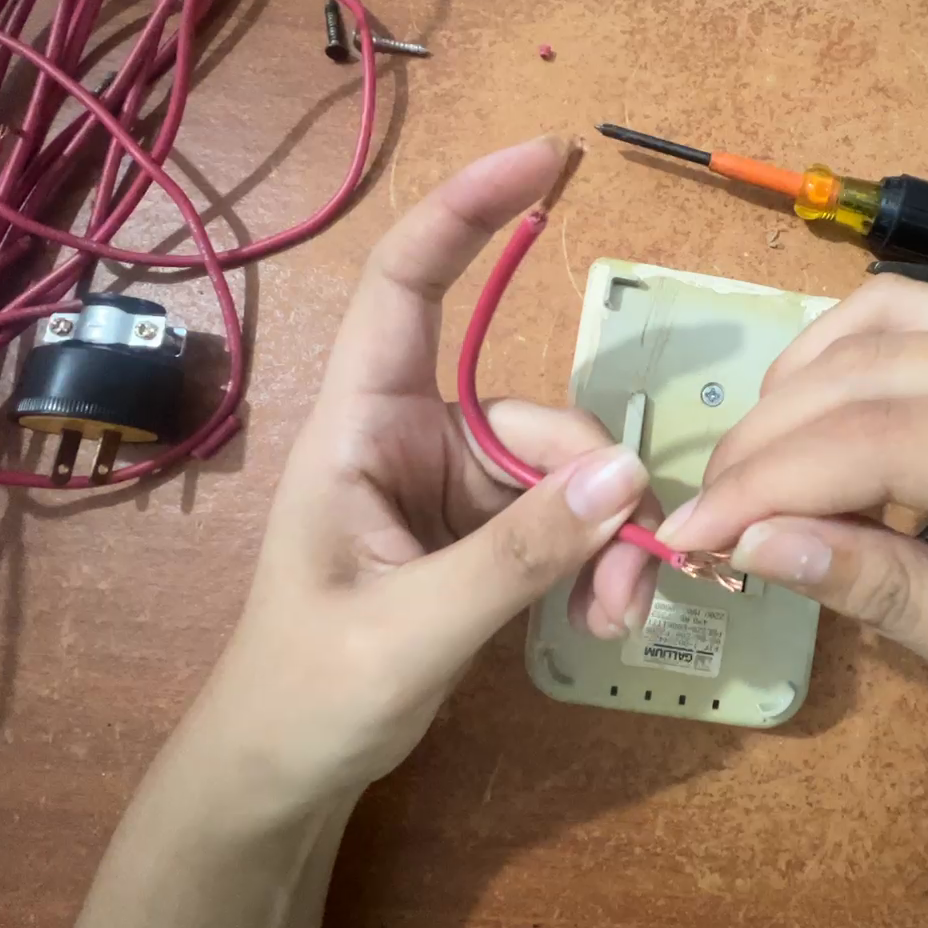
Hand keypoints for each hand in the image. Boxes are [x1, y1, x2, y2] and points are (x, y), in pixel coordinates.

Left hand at [177, 135, 656, 811]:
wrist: (294, 768)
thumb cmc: (309, 692)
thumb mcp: (410, 628)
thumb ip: (516, 554)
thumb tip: (625, 473)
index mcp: (361, 427)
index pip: (404, 286)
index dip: (467, 211)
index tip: (546, 159)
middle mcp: (419, 437)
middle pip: (539, 418)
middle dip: (597, 489)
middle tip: (633, 580)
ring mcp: (462, 485)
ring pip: (569, 475)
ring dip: (609, 542)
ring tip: (617, 616)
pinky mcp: (493, 528)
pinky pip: (570, 519)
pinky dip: (599, 561)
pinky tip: (604, 616)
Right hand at [657, 275, 927, 780]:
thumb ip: (887, 592)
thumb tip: (753, 542)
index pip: (882, 437)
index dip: (767, 482)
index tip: (690, 534)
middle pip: (873, 369)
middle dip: (768, 440)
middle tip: (711, 510)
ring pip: (887, 318)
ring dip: (801, 386)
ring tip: (762, 466)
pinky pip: (920, 316)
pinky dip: (847, 359)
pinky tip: (827, 418)